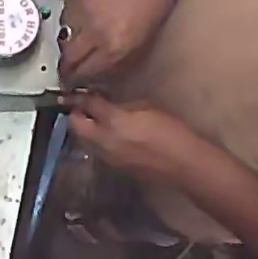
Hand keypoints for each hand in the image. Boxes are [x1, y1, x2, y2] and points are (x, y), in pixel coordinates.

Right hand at [60, 0, 185, 86]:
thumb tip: (95, 72)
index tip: (72, 81)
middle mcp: (97, 33)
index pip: (85, 73)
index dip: (77, 79)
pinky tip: (85, 14)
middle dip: (66, 65)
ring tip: (80, 35)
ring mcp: (84, 12)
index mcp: (116, 48)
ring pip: (63, 36)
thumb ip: (116, 60)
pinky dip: (72, 18)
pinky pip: (66, 15)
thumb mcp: (141, 42)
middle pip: (68, 58)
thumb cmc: (155, 3)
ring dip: (69, 39)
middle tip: (66, 67)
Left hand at [64, 92, 213, 185]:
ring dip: (82, 129)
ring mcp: (106, 156)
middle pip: (76, 126)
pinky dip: (93, 140)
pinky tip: (103, 135)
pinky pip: (94, 150)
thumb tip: (109, 103)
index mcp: (114, 121)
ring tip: (90, 120)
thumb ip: (124, 105)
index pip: (88, 105)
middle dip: (75, 114)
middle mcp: (104, 140)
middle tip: (81, 107)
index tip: (75, 92)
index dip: (80, 97)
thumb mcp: (148, 107)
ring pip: (82, 140)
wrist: (182, 164)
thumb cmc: (171, 131)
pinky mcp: (112, 167)